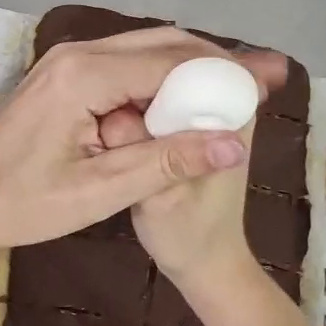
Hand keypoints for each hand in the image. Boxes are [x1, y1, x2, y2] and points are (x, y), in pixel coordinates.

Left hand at [0, 28, 282, 257]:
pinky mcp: (61, 78)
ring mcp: (65, 63)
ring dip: (184, 76)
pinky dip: (155, 85)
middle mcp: (76, 54)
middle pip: (162, 45)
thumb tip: (233, 146)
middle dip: (211, 67)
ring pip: (143, 53)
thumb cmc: (23, 205)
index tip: (267, 88)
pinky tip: (176, 113)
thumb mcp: (99, 192)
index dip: (224, 74)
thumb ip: (167, 164)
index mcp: (84, 75)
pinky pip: (122, 68)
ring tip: (224, 105)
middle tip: (255, 91)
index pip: (172, 62)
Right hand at [96, 53, 291, 292]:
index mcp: (229, 113)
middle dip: (143, 67)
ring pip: (168, 80)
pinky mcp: (187, 129)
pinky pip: (161, 100)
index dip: (155, 60)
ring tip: (97, 93)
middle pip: (181, 64)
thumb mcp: (161, 197)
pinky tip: (106, 111)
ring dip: (136, 82)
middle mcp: (222, 105)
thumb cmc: (188, 235)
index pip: (198, 60)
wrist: (203, 264)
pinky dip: (136, 102)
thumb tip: (112, 113)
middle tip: (98, 83)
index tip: (112, 73)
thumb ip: (142, 154)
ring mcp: (205, 116)